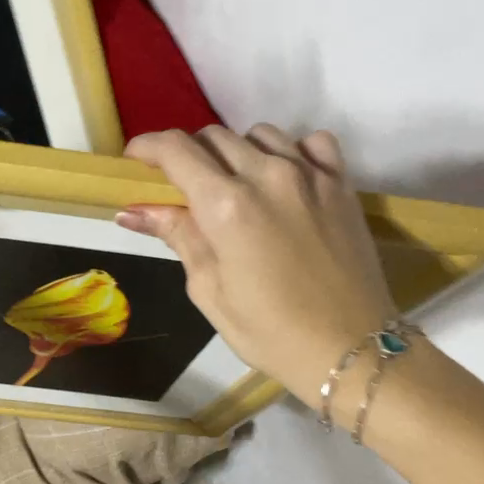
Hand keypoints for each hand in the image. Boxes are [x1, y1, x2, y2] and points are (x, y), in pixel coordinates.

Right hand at [117, 125, 396, 404]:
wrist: (350, 349)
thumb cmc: (270, 332)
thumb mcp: (210, 291)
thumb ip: (178, 237)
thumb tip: (133, 211)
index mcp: (227, 206)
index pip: (176, 150)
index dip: (147, 147)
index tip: (134, 160)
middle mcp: (267, 176)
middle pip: (214, 137)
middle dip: (188, 154)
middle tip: (182, 187)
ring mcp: (310, 175)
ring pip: (259, 134)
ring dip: (236, 152)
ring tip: (234, 185)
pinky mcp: (341, 183)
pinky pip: (311, 143)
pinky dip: (290, 151)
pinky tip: (284, 179)